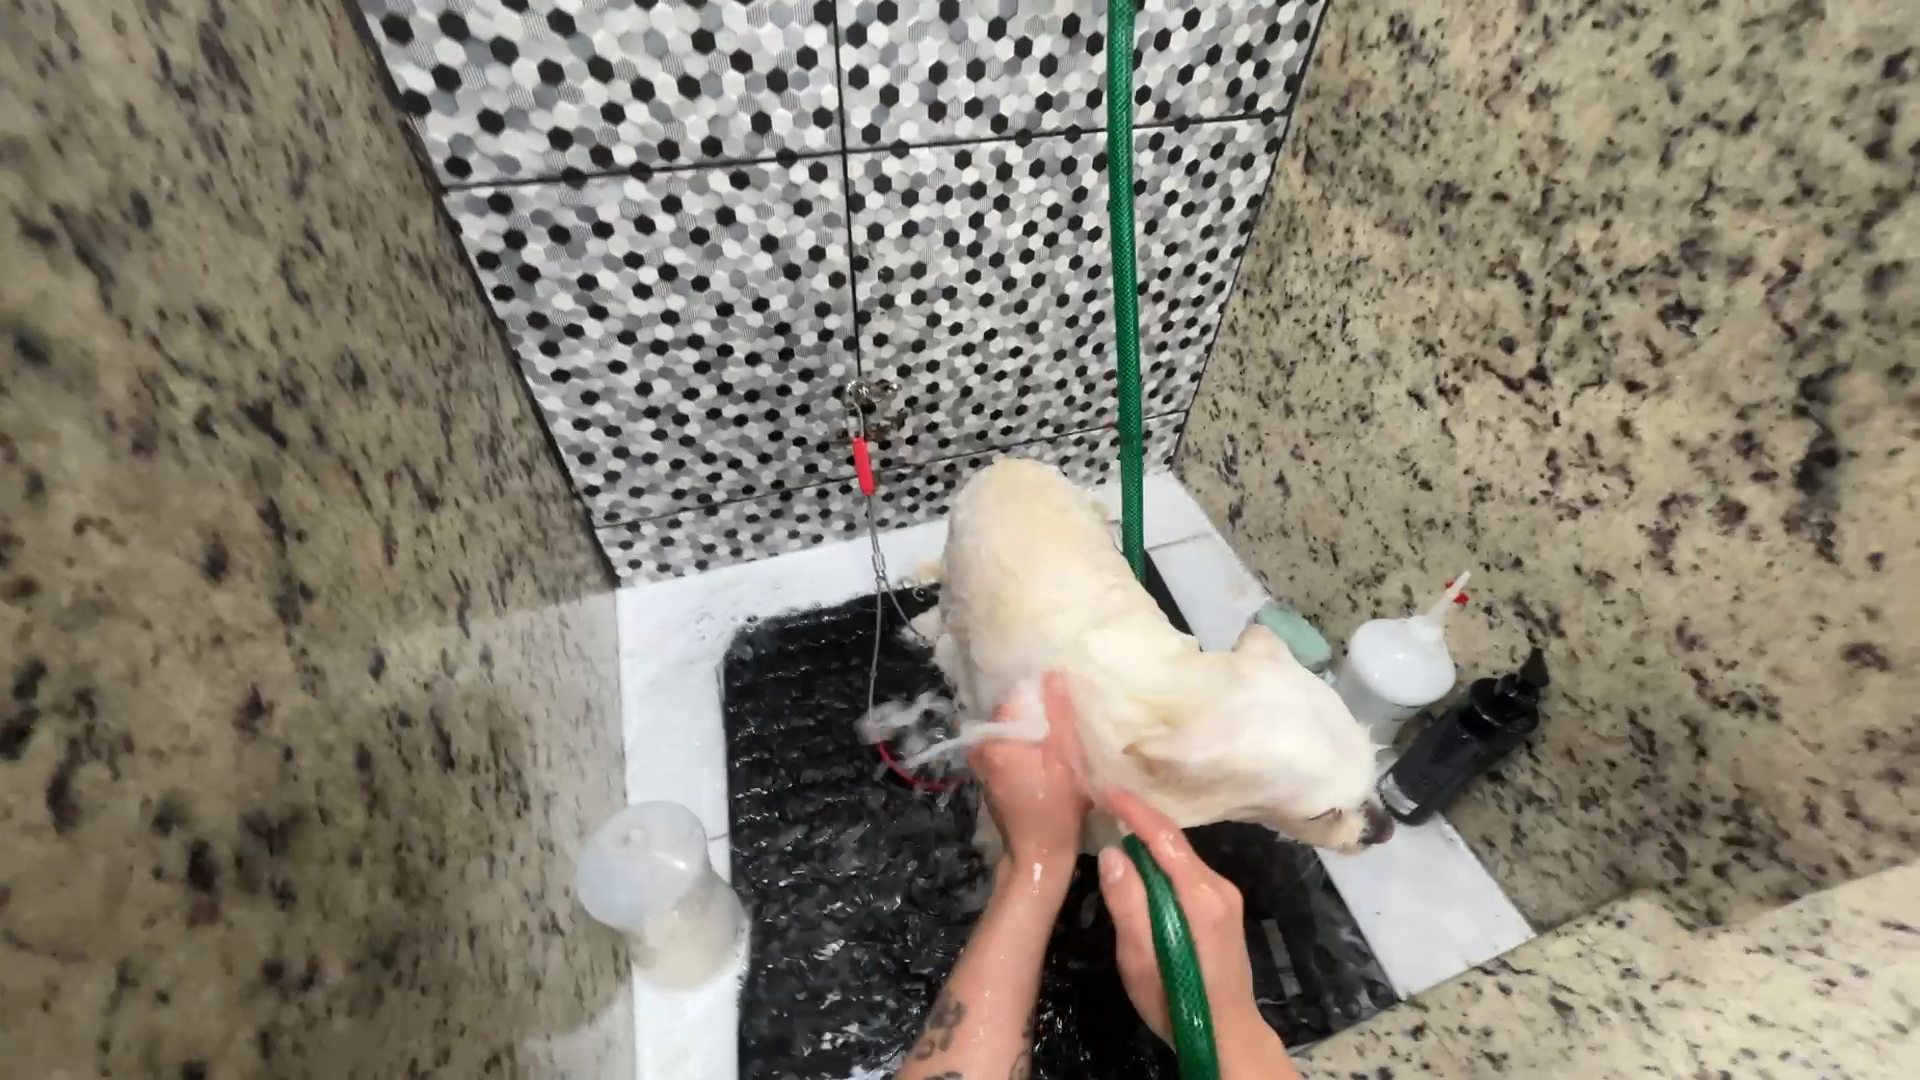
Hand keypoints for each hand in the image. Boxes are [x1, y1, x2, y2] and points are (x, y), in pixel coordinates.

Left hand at [969, 672, 1088, 876]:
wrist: (1038, 860)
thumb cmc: (1055, 810)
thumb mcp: (1065, 758)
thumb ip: (1059, 715)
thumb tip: (1053, 674)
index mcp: (994, 739)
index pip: (1017, 697)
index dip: (1043, 699)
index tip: (1065, 709)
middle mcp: (980, 747)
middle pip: (1013, 714)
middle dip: (1039, 717)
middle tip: (1066, 728)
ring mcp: (982, 764)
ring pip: (1013, 733)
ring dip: (1035, 735)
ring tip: (1060, 744)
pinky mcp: (990, 777)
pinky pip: (1010, 750)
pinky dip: (1027, 750)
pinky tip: (1049, 761)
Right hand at [1097, 791, 1295, 1077]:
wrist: (1227, 1040)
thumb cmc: (1177, 1003)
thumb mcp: (1140, 959)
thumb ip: (1127, 903)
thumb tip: (1112, 852)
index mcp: (1201, 896)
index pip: (1165, 837)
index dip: (1135, 810)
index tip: (1106, 789)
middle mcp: (1218, 886)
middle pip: (1174, 841)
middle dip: (1140, 818)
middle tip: (1104, 801)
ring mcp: (1225, 896)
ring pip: (1180, 854)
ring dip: (1149, 838)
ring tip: (1115, 824)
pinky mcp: (1222, 907)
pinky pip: (1186, 869)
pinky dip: (1160, 857)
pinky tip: (1140, 860)